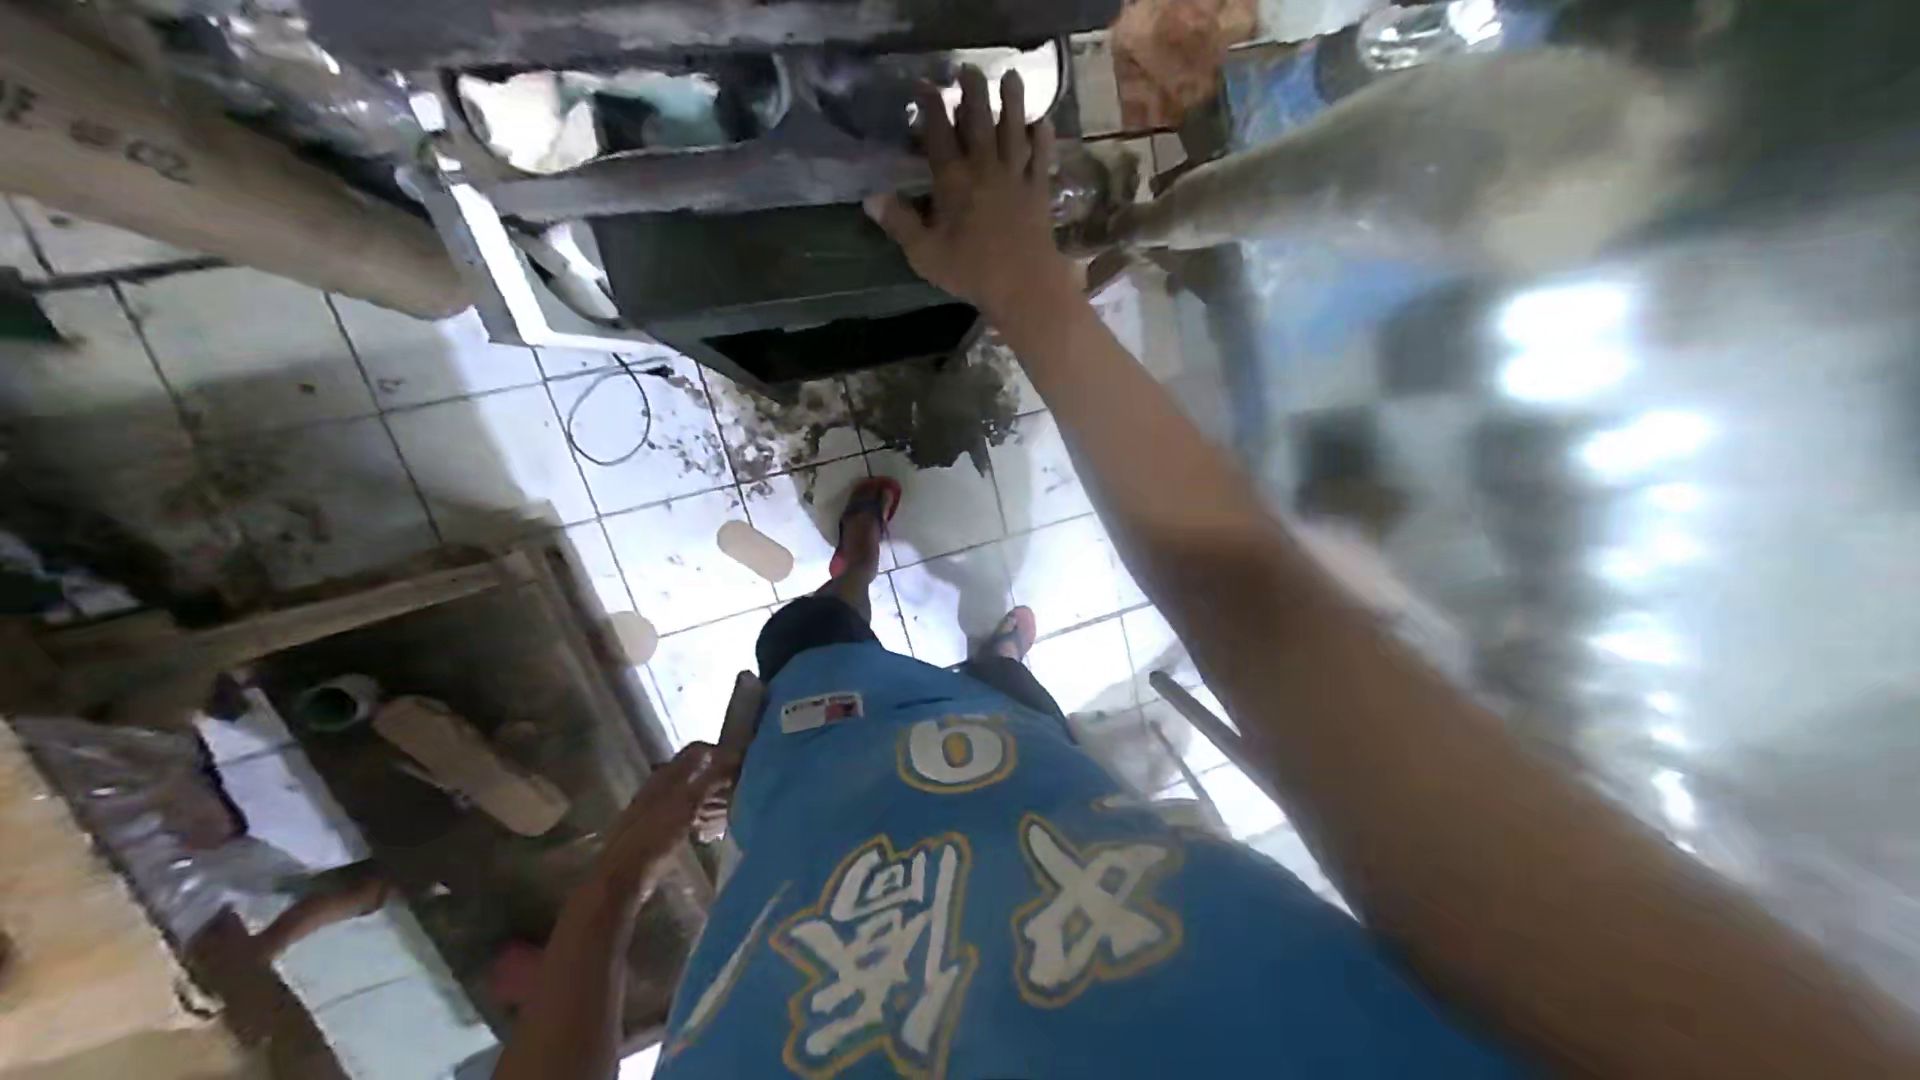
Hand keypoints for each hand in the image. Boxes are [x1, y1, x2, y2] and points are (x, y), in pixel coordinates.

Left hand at [594, 742, 740, 898]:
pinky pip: (687, 816)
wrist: (623, 876)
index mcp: (667, 774)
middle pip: (696, 772)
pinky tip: (712, 831)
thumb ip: (711, 778)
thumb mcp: (688, 802)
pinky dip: (702, 819)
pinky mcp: (657, 830)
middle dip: (720, 778)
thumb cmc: (656, 834)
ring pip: (692, 795)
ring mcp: (658, 809)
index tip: (742, 764)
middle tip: (742, 789)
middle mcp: (662, 786)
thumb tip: (734, 756)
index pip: (698, 751)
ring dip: (713, 800)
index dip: (721, 753)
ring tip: (732, 811)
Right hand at [864, 67, 1078, 320]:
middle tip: (967, 69)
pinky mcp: (1038, 191)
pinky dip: (1042, 138)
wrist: (1023, 284)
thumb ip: (900, 223)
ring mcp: (1015, 177)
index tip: (924, 85)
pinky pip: (1041, 157)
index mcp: (953, 180)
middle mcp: (984, 168)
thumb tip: (871, 198)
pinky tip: (1043, 122)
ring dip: (1011, 100)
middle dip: (972, 91)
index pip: (938, 133)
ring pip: (1013, 129)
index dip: (930, 106)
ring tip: (1010, 76)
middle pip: (978, 120)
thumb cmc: (970, 271)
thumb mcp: (925, 253)